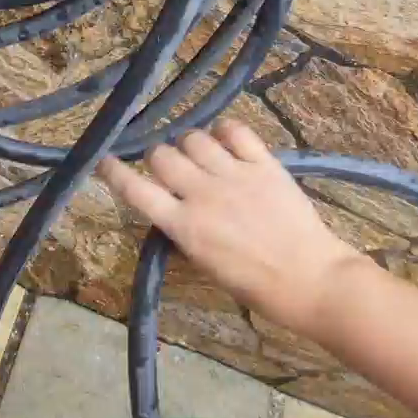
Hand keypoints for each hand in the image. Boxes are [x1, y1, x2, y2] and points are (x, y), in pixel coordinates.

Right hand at [99, 120, 368, 335]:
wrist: (313, 281)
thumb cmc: (257, 286)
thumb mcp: (206, 265)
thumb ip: (183, 232)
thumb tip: (168, 208)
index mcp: (185, 226)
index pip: (135, 190)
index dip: (114, 171)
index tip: (103, 159)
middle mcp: (203, 195)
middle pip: (161, 155)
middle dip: (158, 157)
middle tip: (170, 167)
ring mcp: (234, 176)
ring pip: (194, 138)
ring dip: (190, 144)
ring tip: (200, 154)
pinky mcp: (263, 164)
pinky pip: (235, 130)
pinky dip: (225, 131)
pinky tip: (227, 141)